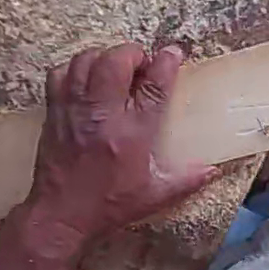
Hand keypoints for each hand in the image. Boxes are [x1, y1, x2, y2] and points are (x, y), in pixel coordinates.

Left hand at [19, 43, 217, 257]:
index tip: (174, 53)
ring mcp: (75, 111)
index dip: (166, 63)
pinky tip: (85, 80)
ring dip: (103, 57)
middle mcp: (103, 115)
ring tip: (113, 68)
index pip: (153, 86)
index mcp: (133, 133)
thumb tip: (213, 170)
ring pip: (85, 61)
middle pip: (116, 61)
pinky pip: (59, 74)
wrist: (62, 216)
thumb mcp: (155, 196)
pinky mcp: (55, 113)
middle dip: (132, 53)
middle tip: (141, 65)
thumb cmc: (110, 206)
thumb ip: (186, 179)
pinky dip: (73, 69)